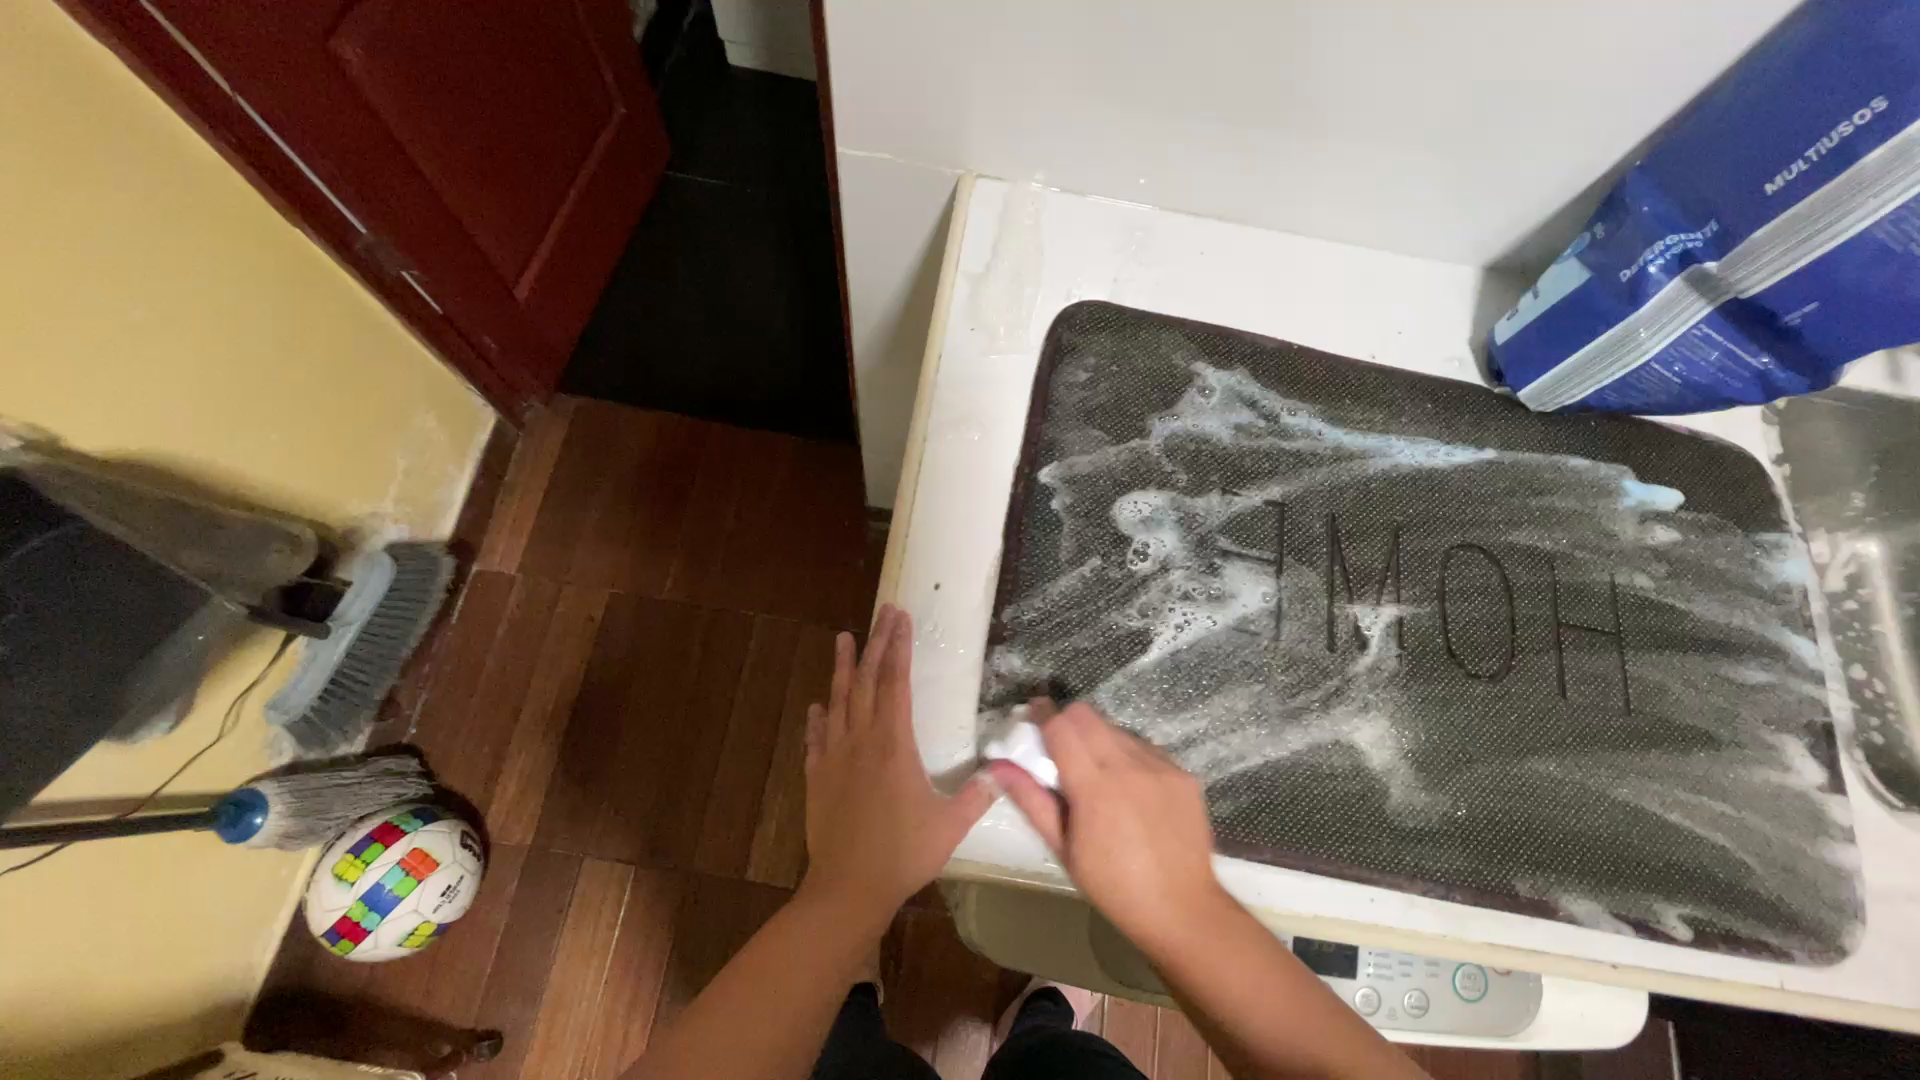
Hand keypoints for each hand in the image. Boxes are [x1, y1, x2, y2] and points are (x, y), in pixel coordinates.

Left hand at [800, 604, 995, 921]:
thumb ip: (976, 796)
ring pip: (837, 701)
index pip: (896, 682)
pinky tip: (817, 706)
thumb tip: (999, 773)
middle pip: (866, 681)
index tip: (901, 617)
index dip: (899, 647)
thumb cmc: (903, 854)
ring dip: (841, 668)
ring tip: (842, 638)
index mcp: (894, 744)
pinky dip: (817, 718)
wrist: (848, 887)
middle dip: (875, 643)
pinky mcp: (817, 777)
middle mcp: (861, 741)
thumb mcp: (950, 825)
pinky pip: (816, 739)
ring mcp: (834, 757)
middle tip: (881, 612)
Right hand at [988, 701, 1227, 942]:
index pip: (1061, 727)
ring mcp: (1161, 767)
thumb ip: (1031, 801)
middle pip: (1088, 715)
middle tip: (1060, 745)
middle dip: (1068, 721)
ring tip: (1098, 772)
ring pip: (1118, 729)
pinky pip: (1146, 748)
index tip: (1033, 712)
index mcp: (1094, 788)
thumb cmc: (1112, 885)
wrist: (1181, 909)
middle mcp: (1129, 767)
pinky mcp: (1183, 774)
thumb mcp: (1063, 848)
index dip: (1043, 714)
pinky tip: (1130, 787)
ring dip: (1099, 739)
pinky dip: (1129, 756)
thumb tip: (998, 766)